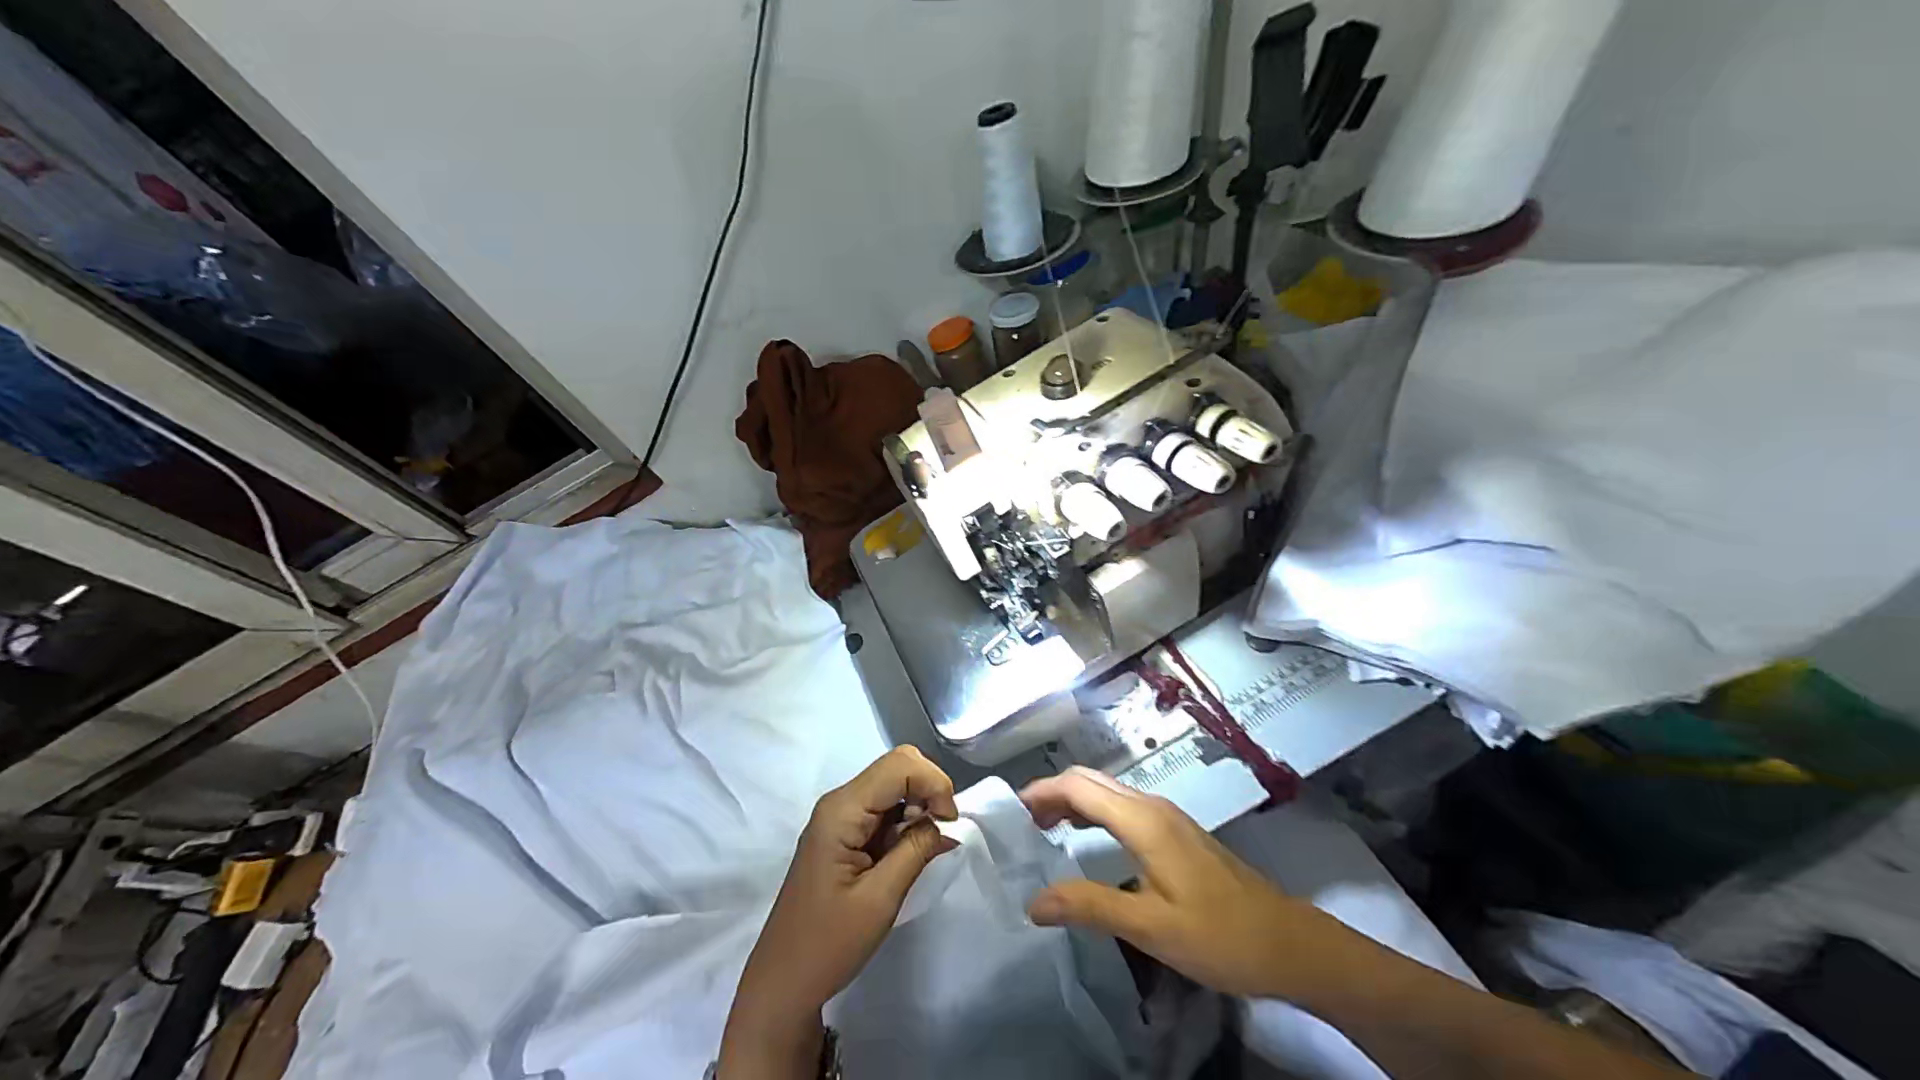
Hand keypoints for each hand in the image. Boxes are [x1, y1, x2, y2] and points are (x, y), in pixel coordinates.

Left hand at [718, 746, 959, 1078]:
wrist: (784, 981)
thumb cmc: (829, 942)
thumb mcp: (881, 898)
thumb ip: (916, 850)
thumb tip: (946, 824)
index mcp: (842, 810)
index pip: (899, 765)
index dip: (933, 783)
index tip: (949, 823)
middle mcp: (839, 802)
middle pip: (896, 768)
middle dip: (928, 790)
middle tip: (941, 832)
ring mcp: (839, 818)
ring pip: (893, 787)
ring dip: (918, 808)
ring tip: (925, 850)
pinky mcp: (843, 835)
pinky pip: (883, 811)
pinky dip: (905, 824)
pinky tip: (911, 854)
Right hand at [1019, 766, 1337, 1000]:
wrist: (1289, 944)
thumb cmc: (1220, 936)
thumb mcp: (1151, 928)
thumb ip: (1090, 907)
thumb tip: (1033, 902)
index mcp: (1143, 821)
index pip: (1079, 788)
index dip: (1040, 794)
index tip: (1009, 813)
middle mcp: (1152, 807)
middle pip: (1091, 781)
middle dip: (1052, 793)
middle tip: (1020, 824)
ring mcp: (1168, 816)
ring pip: (1107, 791)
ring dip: (1072, 801)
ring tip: (1042, 829)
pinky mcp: (1176, 832)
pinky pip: (1122, 806)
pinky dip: (1093, 812)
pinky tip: (1085, 839)